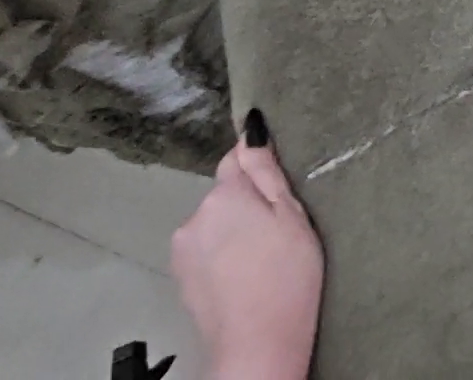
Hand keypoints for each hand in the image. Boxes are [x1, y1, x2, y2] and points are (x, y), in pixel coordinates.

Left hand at [172, 110, 323, 379]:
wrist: (258, 342)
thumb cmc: (288, 272)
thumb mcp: (291, 214)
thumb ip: (267, 171)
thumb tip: (250, 130)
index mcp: (224, 195)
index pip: (236, 157)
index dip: (260, 168)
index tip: (281, 188)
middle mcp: (194, 216)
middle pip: (225, 192)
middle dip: (248, 201)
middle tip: (280, 227)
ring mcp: (183, 249)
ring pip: (215, 221)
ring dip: (235, 228)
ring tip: (264, 254)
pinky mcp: (181, 277)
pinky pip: (206, 248)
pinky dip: (223, 252)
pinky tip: (245, 272)